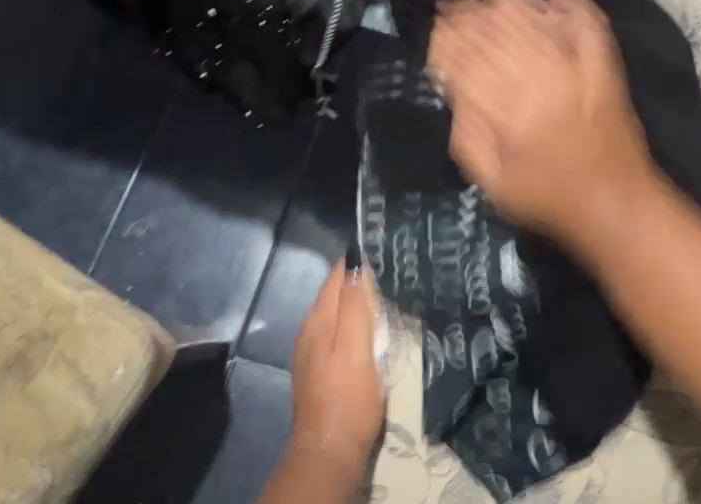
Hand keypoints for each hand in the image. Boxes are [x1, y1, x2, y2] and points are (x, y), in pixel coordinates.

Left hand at [289, 260, 384, 475]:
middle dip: (358, 278)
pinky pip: (336, 332)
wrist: (329, 451)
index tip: (383, 249)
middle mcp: (310, 329)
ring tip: (385, 293)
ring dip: (356, 301)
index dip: (357, 260)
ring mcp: (312, 351)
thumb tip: (357, 263)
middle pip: (334, 292)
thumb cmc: (348, 396)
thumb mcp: (356, 346)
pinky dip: (352, 322)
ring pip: (335, 312)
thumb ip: (356, 305)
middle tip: (391, 269)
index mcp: (318, 319)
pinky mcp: (319, 370)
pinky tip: (369, 328)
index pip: (337, 275)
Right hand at [427, 0, 662, 249]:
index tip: (436, 29)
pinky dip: (568, 0)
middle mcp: (540, 78)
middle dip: (470, 12)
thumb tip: (453, 86)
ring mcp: (576, 65)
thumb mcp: (490, 179)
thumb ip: (465, 131)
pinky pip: (585, 18)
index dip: (446, 37)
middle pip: (497, 27)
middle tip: (454, 7)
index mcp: (508, 110)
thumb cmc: (547, 198)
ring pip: (534, 16)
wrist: (616, 203)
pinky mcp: (604, 62)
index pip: (467, 56)